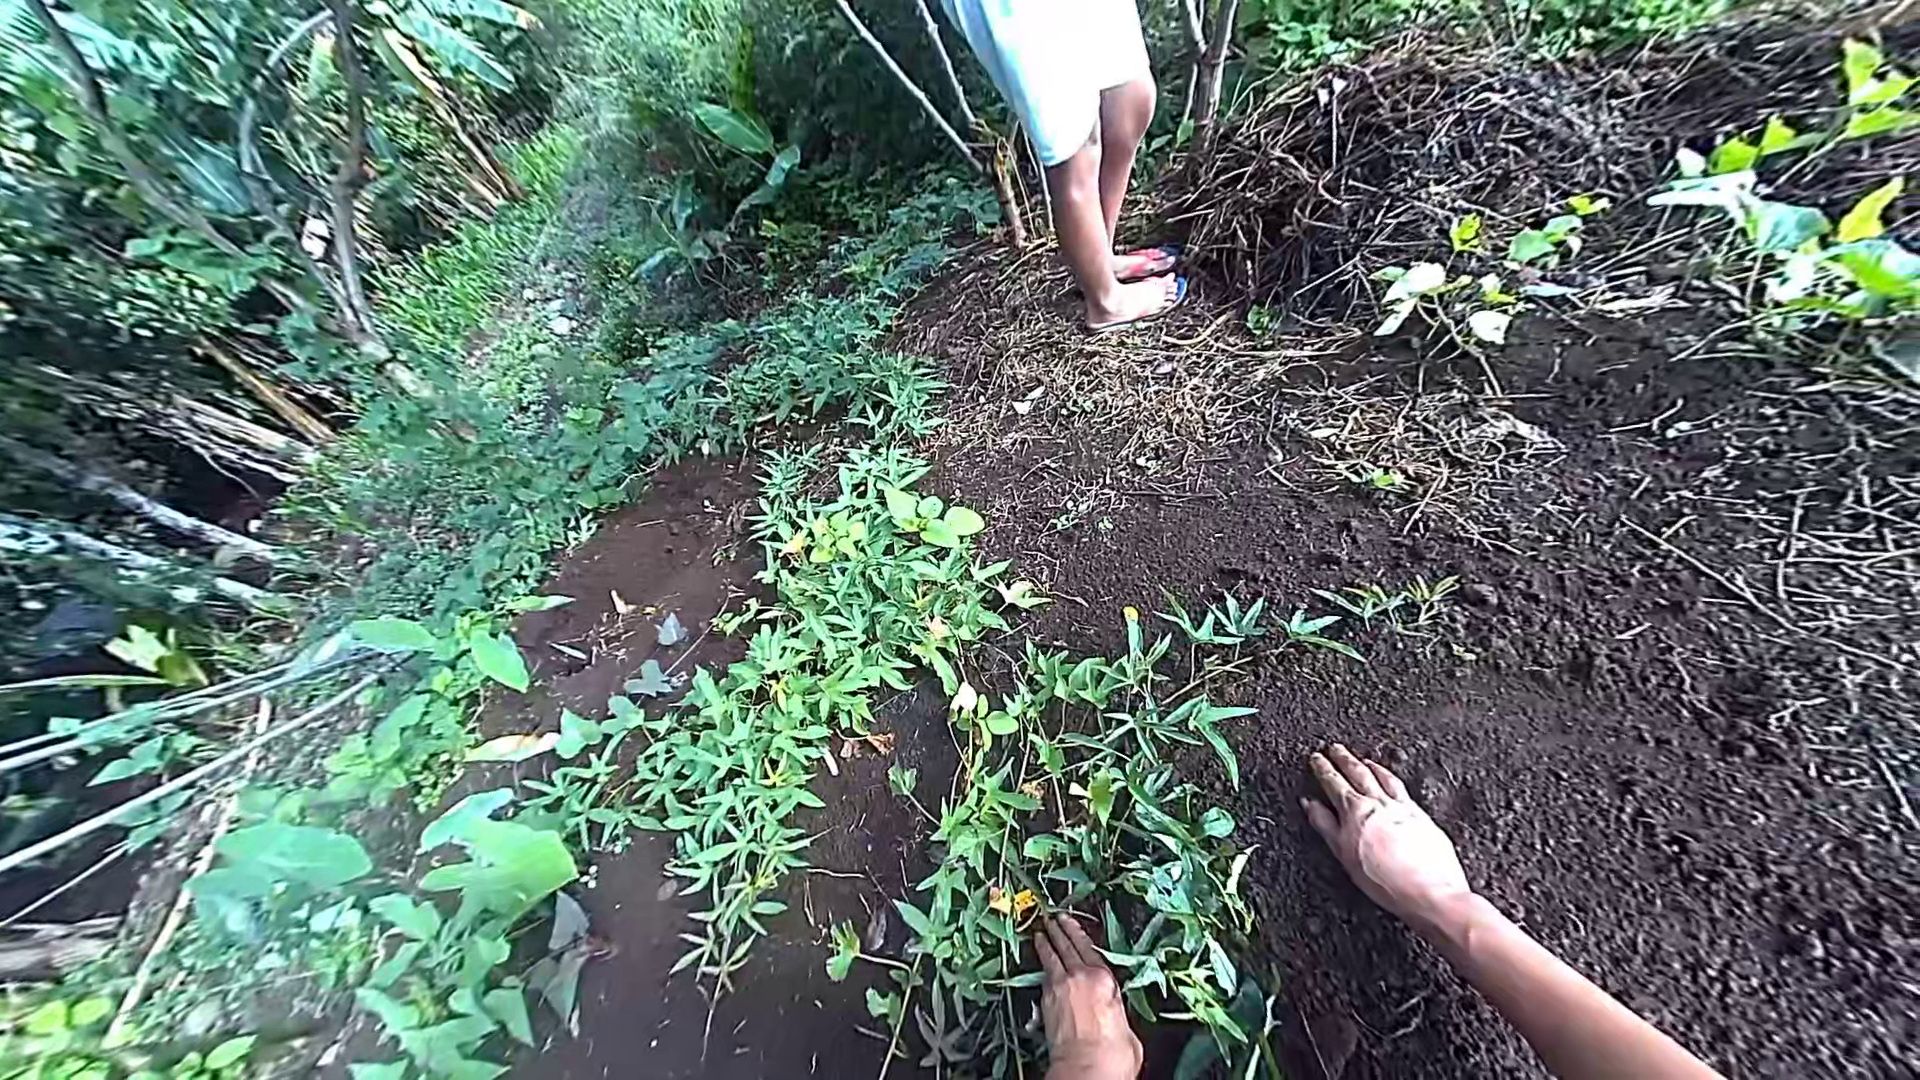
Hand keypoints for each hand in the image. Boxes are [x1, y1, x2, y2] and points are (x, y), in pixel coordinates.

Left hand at [1035, 915, 1141, 1079]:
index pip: (1088, 946)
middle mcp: (1080, 976)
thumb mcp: (1127, 1030)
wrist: (1085, 1072)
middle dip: (1059, 929)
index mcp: (1103, 979)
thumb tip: (1112, 1012)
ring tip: (1040, 933)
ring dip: (1045, 942)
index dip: (1077, 932)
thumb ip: (1116, 1010)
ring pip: (1051, 956)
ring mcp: (1060, 986)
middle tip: (1053, 918)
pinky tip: (1041, 966)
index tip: (1071, 922)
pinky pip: (1044, 976)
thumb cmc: (1111, 1058)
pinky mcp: (1046, 1000)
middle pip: (1066, 945)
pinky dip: (1042, 967)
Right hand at [1301, 744, 1473, 935]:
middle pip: (1358, 772)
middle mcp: (1379, 803)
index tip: (1316, 757)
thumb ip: (1324, 824)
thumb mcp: (1343, 853)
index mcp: (1355, 810)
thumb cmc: (1385, 881)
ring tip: (1363, 759)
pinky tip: (1392, 781)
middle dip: (1343, 758)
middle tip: (1334, 747)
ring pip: (1384, 777)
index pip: (1333, 781)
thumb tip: (1310, 803)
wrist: (1431, 895)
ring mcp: (1403, 809)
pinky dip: (1392, 779)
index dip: (1322, 767)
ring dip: (1370, 765)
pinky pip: (1404, 790)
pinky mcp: (1423, 818)